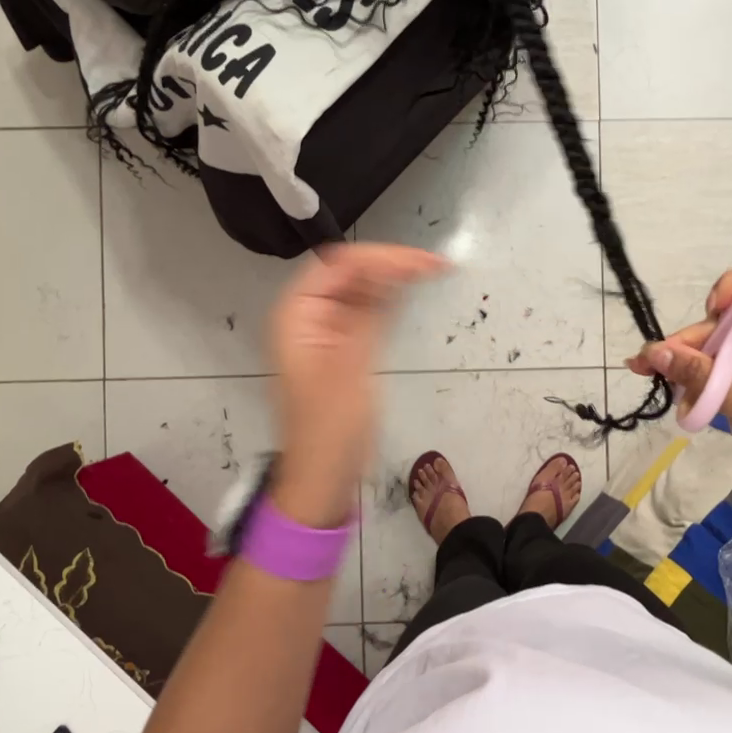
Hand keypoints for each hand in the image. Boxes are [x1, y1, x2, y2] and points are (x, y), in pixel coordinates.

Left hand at [268, 243, 447, 526]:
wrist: (323, 476)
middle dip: (388, 263)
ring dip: (392, 278)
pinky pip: (364, 312)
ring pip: (359, 289)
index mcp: (296, 315)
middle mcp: (307, 316)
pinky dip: (388, 301)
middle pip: (348, 272)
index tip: (420, 262)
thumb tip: (391, 267)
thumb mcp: (351, 366)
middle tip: (435, 265)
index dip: (378, 256)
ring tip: (433, 271)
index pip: (336, 264)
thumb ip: (370, 312)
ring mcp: (324, 332)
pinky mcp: (342, 348)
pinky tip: (413, 296)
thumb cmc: (331, 427)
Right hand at [626, 268, 731, 513]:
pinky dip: (694, 385)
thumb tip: (652, 351)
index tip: (711, 309)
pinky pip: (715, 379)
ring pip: (717, 352)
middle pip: (730, 323)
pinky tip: (675, 399)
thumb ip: (700, 373)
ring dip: (685, 364)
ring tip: (648, 375)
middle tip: (652, 359)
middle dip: (692, 338)